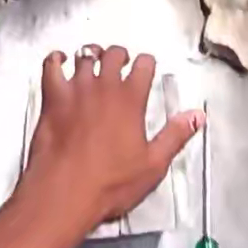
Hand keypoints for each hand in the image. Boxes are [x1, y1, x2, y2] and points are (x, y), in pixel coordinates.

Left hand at [17, 46, 203, 231]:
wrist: (63, 194)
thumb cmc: (108, 184)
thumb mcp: (152, 165)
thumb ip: (175, 135)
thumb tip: (195, 117)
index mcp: (131, 99)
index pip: (144, 64)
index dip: (147, 63)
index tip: (146, 67)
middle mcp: (104, 86)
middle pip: (113, 53)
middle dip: (119, 54)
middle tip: (119, 61)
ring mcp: (76, 89)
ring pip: (84, 56)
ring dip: (90, 55)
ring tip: (93, 59)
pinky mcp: (53, 98)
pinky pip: (51, 66)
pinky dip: (55, 60)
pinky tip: (58, 61)